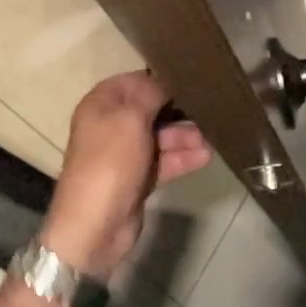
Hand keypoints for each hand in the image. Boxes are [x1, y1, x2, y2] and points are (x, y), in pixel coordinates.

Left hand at [39, 71, 211, 279]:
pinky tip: (205, 155)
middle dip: (178, 109)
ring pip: (160, 136)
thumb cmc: (110, 162)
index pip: (135, 81)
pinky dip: (182, 158)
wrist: (94, 228)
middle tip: (208, 106)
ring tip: (212, 135)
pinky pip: (163, 161)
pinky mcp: (138, 178)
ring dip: (185, 135)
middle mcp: (112, 124)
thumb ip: (151, 94)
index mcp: (102, 103)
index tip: (190, 78)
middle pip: (151, 108)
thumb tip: (166, 80)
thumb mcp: (130, 119)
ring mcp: (125, 153)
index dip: (161, 79)